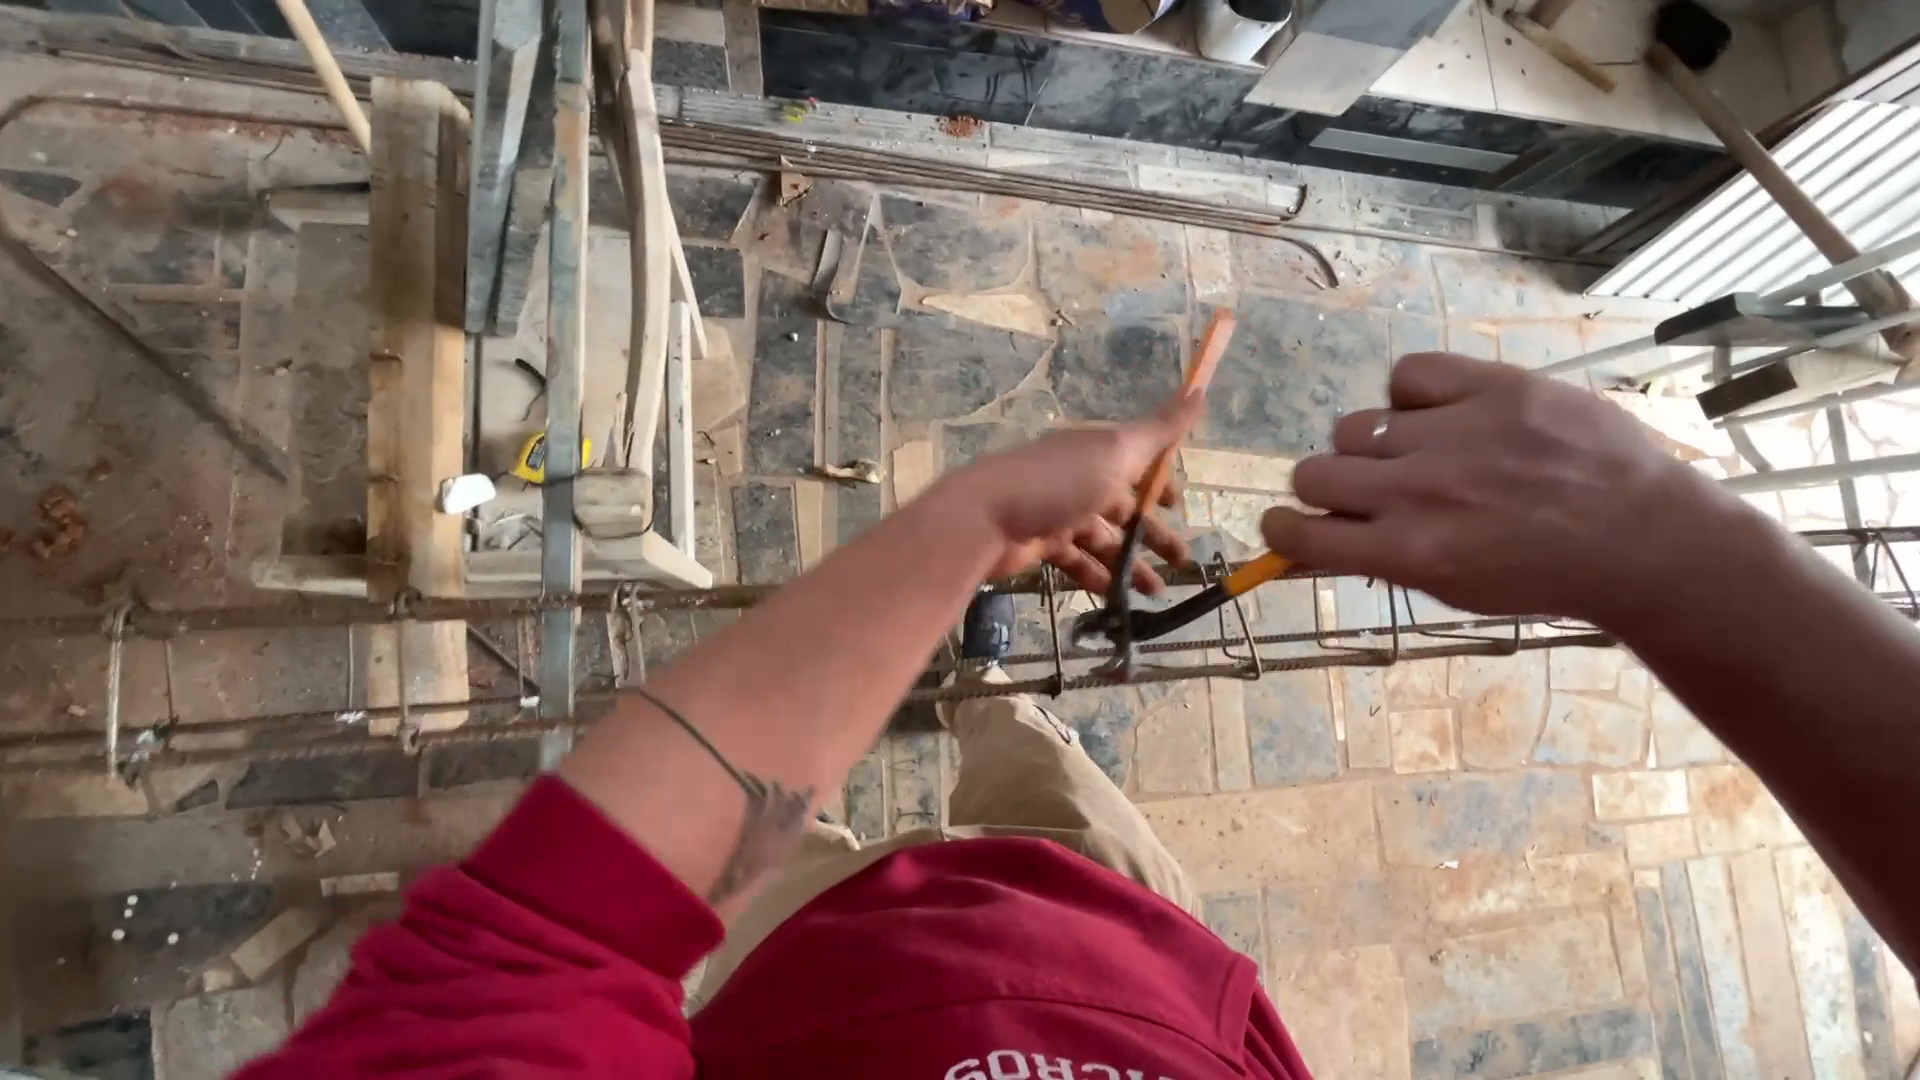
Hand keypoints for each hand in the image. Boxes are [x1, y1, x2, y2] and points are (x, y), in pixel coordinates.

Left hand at [940, 391, 1206, 595]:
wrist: (985, 517)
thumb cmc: (1057, 482)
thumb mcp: (1117, 452)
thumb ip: (1160, 429)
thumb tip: (1200, 389)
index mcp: (1097, 454)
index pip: (1136, 466)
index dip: (1159, 485)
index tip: (1179, 507)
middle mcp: (1078, 480)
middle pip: (1123, 508)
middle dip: (1153, 534)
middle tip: (1182, 562)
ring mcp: (1058, 513)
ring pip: (1103, 540)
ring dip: (1130, 564)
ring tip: (1156, 592)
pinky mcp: (1039, 543)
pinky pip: (1075, 561)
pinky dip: (1096, 577)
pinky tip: (1116, 598)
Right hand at [1260, 352, 1745, 624]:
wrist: (1650, 541)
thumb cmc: (1537, 577)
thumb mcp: (1445, 588)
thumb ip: (1371, 560)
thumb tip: (1302, 542)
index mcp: (1407, 550)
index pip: (1298, 532)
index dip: (1282, 528)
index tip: (1288, 524)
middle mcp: (1420, 491)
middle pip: (1312, 472)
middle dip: (1326, 486)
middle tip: (1365, 490)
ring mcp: (1457, 434)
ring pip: (1353, 425)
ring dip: (1373, 445)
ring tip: (1421, 451)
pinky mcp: (1495, 387)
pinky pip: (1407, 374)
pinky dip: (1414, 395)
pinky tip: (1445, 413)